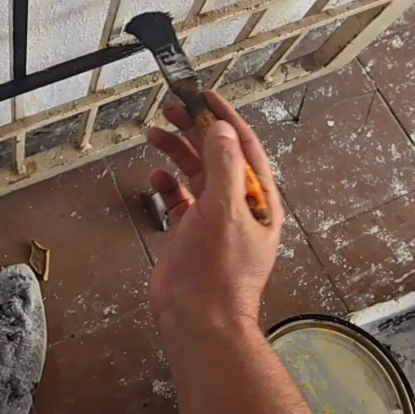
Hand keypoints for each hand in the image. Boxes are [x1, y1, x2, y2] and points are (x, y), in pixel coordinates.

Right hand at [144, 92, 284, 339]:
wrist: (198, 318)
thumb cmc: (218, 272)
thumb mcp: (225, 209)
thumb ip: (224, 164)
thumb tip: (221, 129)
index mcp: (258, 199)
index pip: (243, 146)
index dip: (225, 117)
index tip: (206, 95)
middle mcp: (238, 205)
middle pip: (217, 153)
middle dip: (195, 128)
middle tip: (174, 108)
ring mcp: (213, 218)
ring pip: (195, 171)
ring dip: (177, 151)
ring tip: (156, 134)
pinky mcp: (190, 231)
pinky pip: (179, 197)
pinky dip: (167, 183)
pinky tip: (157, 177)